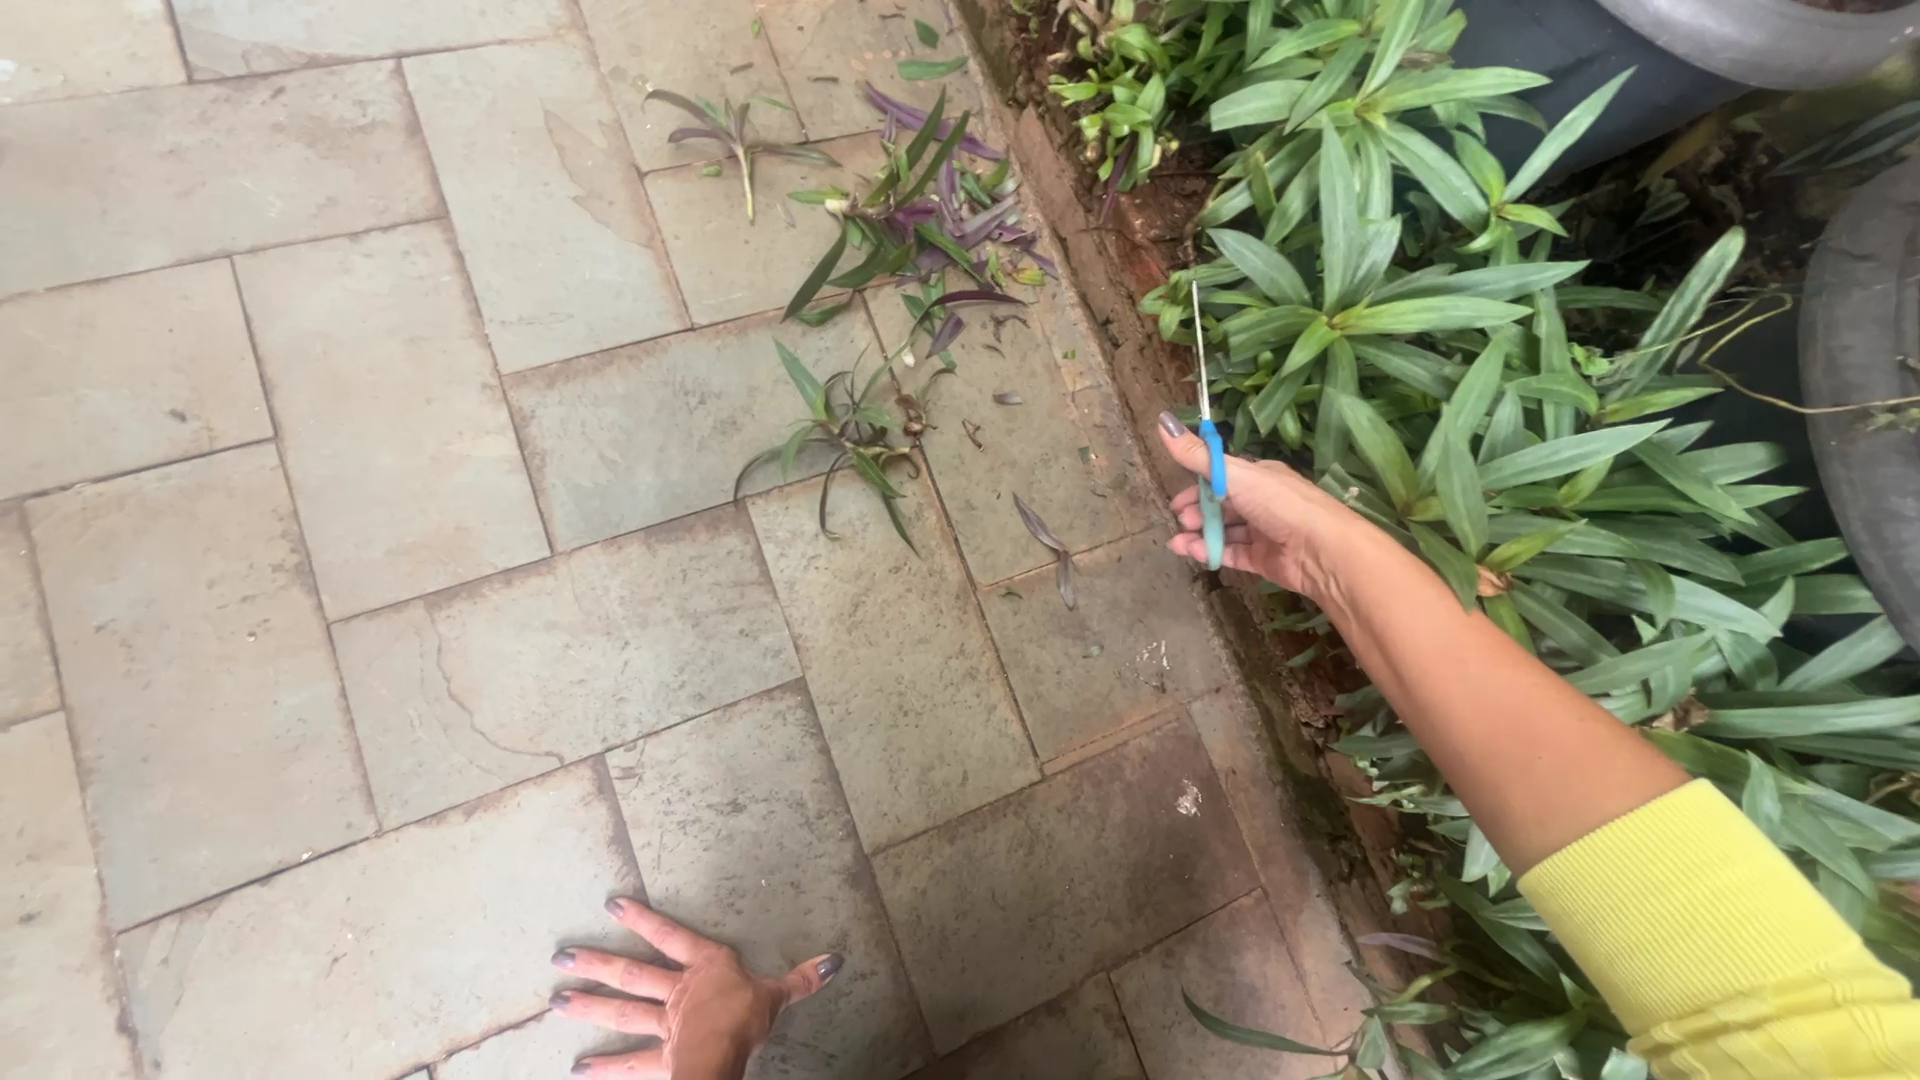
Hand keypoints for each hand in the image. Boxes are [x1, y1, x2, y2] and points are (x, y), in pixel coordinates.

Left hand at [550, 897, 841, 1077]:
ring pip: (622, 1010)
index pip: (671, 936)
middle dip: (598, 963)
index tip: (612, 904)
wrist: (723, 1058)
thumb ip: (802, 978)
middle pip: (633, 973)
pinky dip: (606, 1064)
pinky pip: (630, 1062)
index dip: (642, 919)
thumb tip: (836, 960)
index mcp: (705, 967)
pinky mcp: (660, 1058)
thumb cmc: (746, 1019)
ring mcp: (664, 1025)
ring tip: (557, 998)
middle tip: (563, 954)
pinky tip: (578, 1066)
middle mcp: (678, 991)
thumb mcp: (777, 995)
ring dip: (590, 1004)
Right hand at [1155, 411, 1376, 598]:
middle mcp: (1262, 502)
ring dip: (1199, 535)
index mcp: (1260, 477)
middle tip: (1182, 520)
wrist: (1321, 550)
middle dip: (1197, 513)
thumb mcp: (1233, 474)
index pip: (1222, 478)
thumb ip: (1196, 455)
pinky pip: (1232, 554)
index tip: (1177, 499)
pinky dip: (1211, 552)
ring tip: (1179, 543)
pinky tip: (1193, 553)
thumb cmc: (1279, 503)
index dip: (1197, 487)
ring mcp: (1264, 532)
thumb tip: (1161, 420)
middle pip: (1222, 506)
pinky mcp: (1264, 559)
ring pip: (1224, 532)